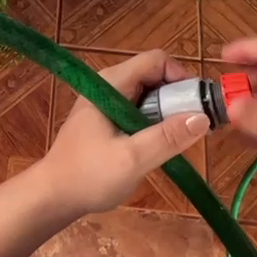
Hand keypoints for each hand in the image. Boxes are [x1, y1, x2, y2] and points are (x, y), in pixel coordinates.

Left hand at [28, 49, 209, 218]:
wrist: (53, 196)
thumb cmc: (88, 175)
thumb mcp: (132, 159)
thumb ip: (166, 138)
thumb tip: (203, 117)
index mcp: (112, 83)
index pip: (156, 60)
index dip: (182, 78)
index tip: (198, 107)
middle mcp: (111, 85)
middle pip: (155, 76)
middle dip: (179, 97)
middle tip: (195, 128)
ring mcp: (108, 101)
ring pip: (150, 94)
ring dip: (169, 112)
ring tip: (182, 140)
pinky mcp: (109, 119)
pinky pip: (141, 110)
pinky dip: (156, 122)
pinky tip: (162, 146)